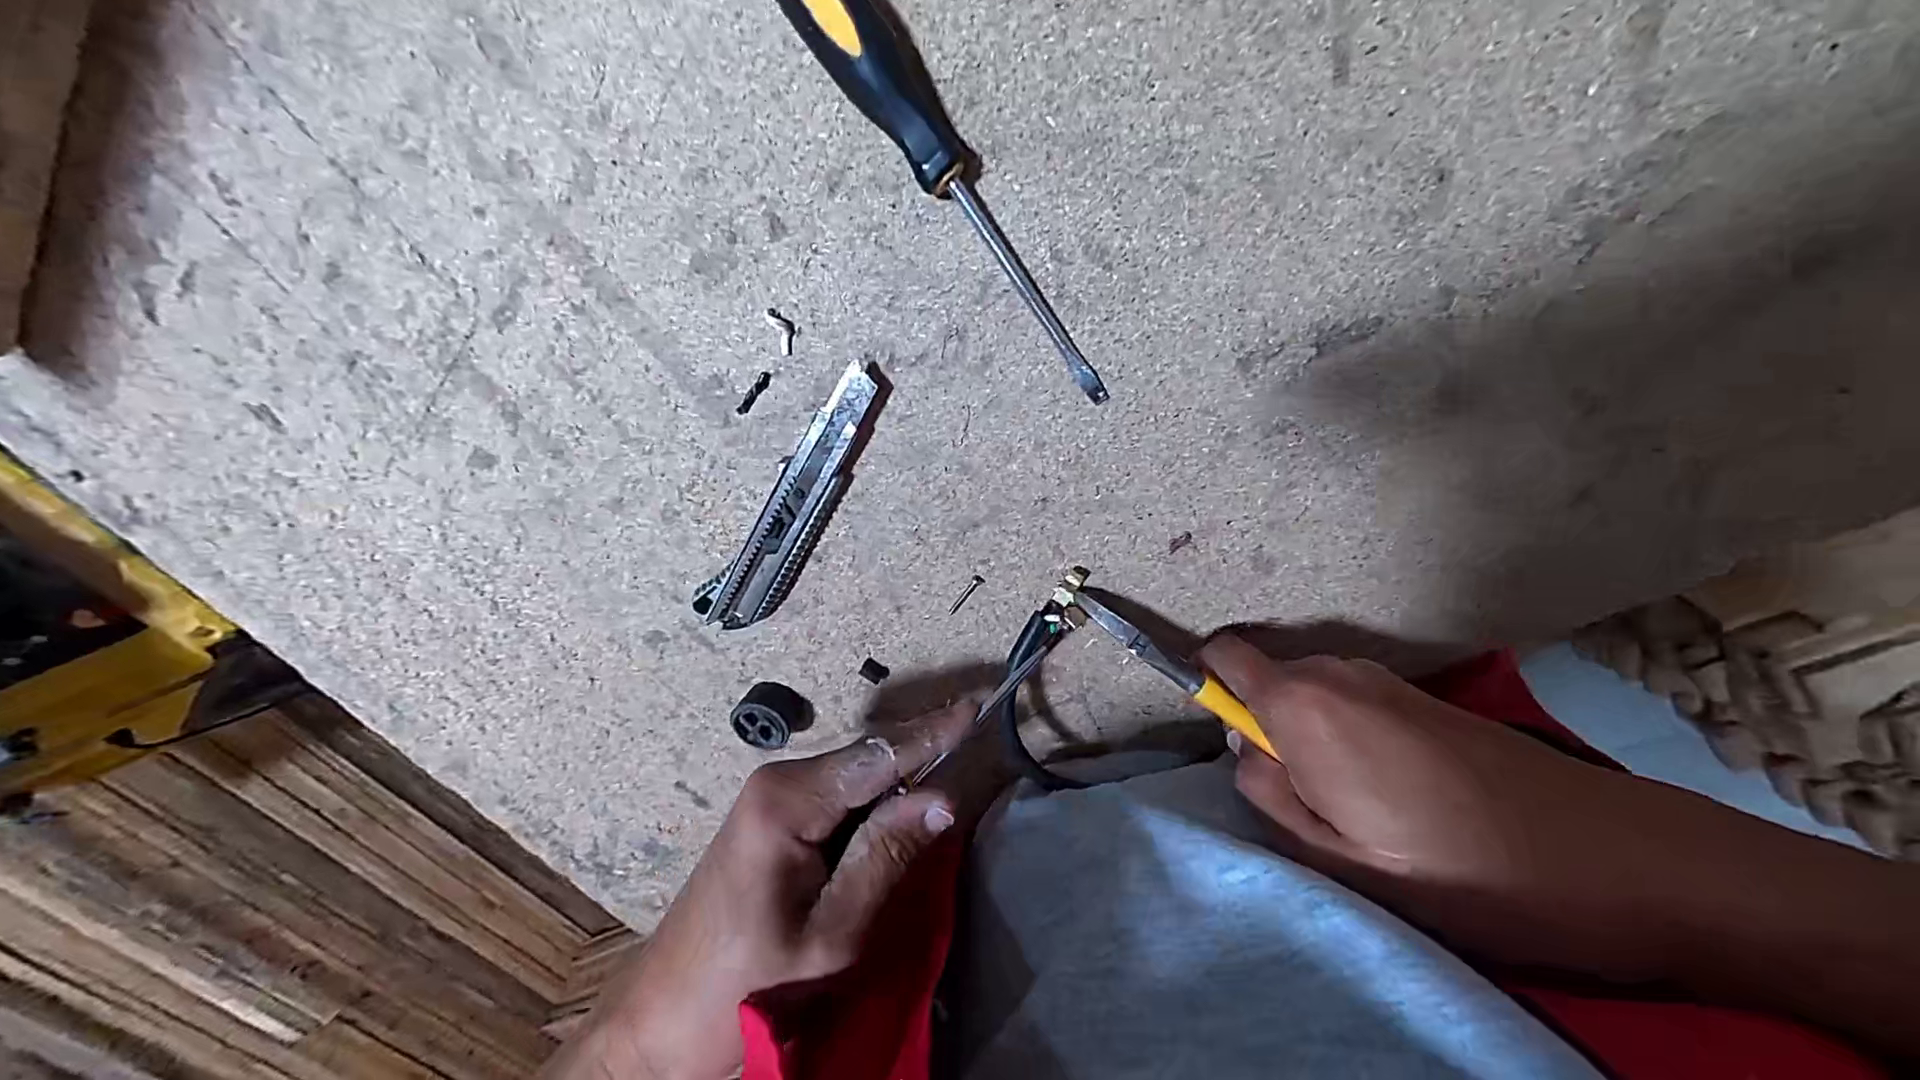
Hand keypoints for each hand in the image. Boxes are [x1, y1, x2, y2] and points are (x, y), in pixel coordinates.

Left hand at [544, 700, 975, 1079]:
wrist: (662, 1019)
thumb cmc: (745, 987)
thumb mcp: (829, 936)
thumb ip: (885, 859)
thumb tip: (943, 799)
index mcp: (788, 800)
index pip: (878, 756)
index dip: (932, 732)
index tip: (976, 705)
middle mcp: (780, 780)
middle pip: (868, 756)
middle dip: (923, 743)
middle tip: (976, 723)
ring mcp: (773, 796)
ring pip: (857, 772)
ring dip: (905, 768)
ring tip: (956, 750)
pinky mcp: (775, 817)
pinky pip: (841, 793)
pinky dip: (881, 792)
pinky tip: (909, 793)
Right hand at [1201, 634, 1919, 1056]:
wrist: (1611, 858)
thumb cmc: (1456, 866)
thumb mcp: (1335, 856)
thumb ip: (1268, 793)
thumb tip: (1249, 749)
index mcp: (1302, 703)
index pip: (1221, 655)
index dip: (1203, 683)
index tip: (1223, 735)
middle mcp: (1337, 672)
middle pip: (1263, 678)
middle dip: (1261, 725)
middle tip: (1301, 794)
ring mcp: (1382, 678)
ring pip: (1306, 691)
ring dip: (1305, 733)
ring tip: (1351, 800)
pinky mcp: (1417, 694)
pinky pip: (1345, 699)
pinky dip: (1340, 731)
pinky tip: (1388, 787)